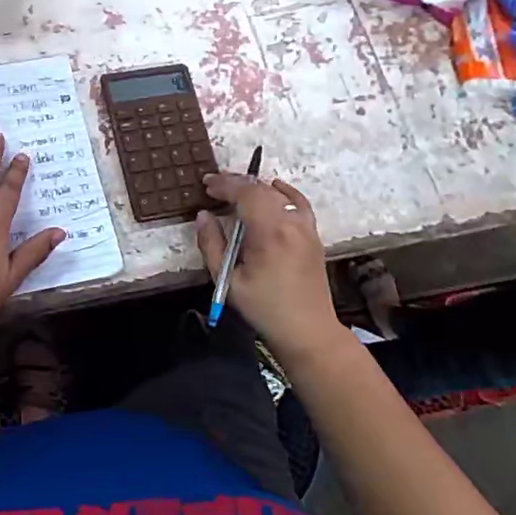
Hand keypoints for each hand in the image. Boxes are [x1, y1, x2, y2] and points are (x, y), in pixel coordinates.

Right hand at [194, 173, 338, 356]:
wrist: (308, 331)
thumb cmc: (264, 308)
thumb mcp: (228, 280)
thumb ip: (212, 244)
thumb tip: (203, 215)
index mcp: (270, 233)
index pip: (246, 194)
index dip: (224, 185)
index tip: (206, 185)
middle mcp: (291, 223)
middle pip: (262, 189)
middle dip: (236, 183)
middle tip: (213, 184)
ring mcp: (306, 228)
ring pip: (278, 194)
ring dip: (255, 187)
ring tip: (234, 187)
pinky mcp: (312, 235)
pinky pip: (299, 204)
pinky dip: (285, 191)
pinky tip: (273, 186)